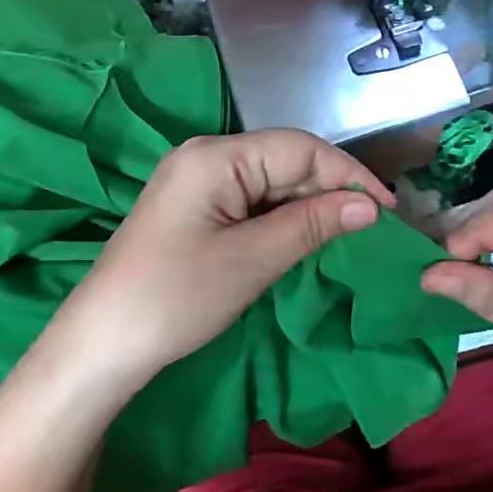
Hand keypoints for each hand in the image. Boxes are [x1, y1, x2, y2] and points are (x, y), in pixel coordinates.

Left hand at [39, 130, 393, 394]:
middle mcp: (205, 156)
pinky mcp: (194, 209)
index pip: (301, 148)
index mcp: (215, 156)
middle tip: (374, 231)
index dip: (349, 176)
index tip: (389, 213)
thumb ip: (312, 224)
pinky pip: (250, 202)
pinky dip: (282, 219)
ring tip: (350, 237)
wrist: (103, 343)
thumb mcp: (251, 260)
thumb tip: (370, 206)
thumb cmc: (175, 298)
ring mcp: (196, 182)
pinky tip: (306, 239)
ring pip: (270, 183)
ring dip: (309, 207)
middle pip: (285, 161)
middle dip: (331, 191)